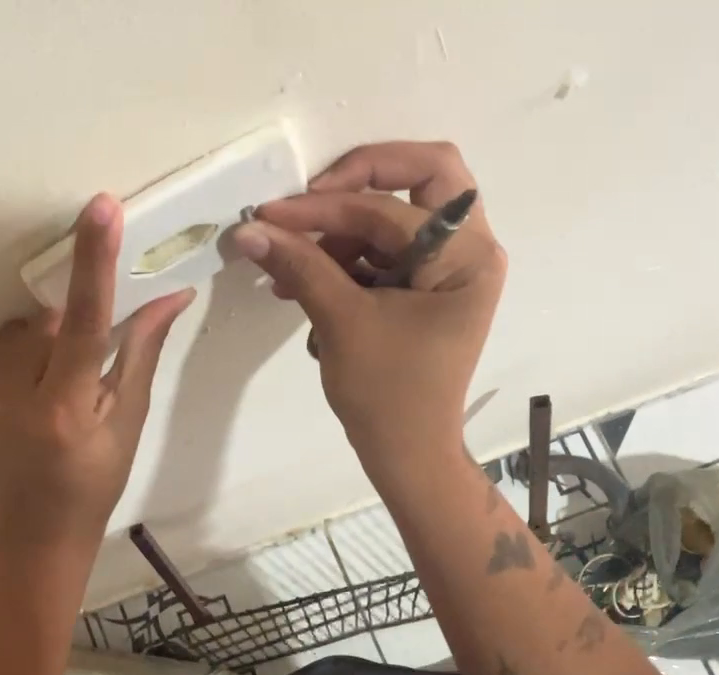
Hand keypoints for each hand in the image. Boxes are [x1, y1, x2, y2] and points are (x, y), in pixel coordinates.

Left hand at [0, 194, 195, 549]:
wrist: (37, 527)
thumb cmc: (95, 477)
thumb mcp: (128, 419)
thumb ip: (141, 351)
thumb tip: (174, 291)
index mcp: (63, 411)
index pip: (83, 325)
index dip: (93, 265)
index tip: (100, 209)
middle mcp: (11, 404)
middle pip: (46, 325)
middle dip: (66, 336)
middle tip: (77, 379)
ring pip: (15, 335)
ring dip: (38, 347)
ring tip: (47, 393)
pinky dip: (12, 365)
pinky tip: (23, 402)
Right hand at [232, 141, 506, 477]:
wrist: (406, 453)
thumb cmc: (388, 394)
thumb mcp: (342, 323)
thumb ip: (300, 266)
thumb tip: (250, 229)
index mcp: (467, 254)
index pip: (391, 204)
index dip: (326, 206)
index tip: (271, 216)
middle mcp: (468, 249)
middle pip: (420, 178)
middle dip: (357, 183)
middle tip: (306, 203)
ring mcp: (446, 269)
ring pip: (393, 217)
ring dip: (340, 233)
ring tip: (289, 266)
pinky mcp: (422, 289)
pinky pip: (382, 254)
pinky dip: (343, 262)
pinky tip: (301, 285)